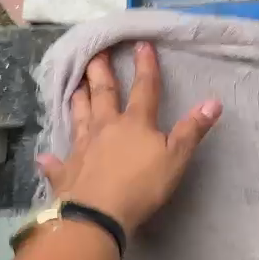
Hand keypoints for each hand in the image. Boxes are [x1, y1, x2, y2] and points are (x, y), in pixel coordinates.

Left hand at [37, 43, 221, 234]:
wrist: (97, 215)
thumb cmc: (142, 184)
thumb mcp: (176, 157)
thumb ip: (193, 129)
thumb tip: (213, 102)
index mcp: (135, 122)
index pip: (144, 88)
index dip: (145, 66)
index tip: (141, 44)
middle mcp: (106, 128)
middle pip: (104, 95)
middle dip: (100, 72)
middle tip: (94, 53)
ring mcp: (82, 149)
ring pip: (79, 117)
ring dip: (77, 99)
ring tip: (74, 85)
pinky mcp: (66, 172)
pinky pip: (57, 163)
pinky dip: (51, 159)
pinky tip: (44, 156)